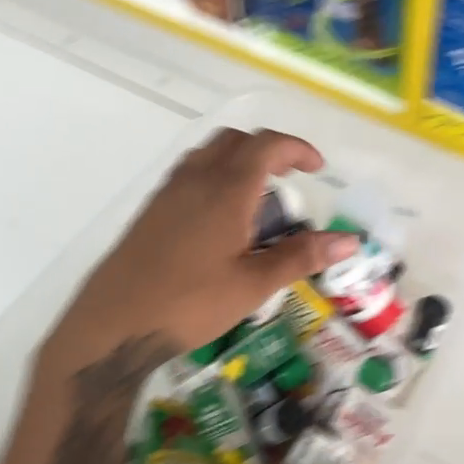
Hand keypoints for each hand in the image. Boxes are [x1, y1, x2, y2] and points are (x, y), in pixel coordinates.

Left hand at [52, 128, 358, 361]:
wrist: (114, 323)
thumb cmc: (190, 303)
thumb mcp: (253, 284)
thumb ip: (301, 256)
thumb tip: (350, 241)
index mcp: (227, 189)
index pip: (268, 146)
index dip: (297, 149)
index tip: (317, 169)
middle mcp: (197, 178)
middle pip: (236, 140)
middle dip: (268, 150)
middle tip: (289, 179)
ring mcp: (168, 191)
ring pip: (209, 153)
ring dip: (238, 160)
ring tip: (256, 198)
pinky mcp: (150, 209)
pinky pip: (189, 172)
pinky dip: (214, 175)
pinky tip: (219, 219)